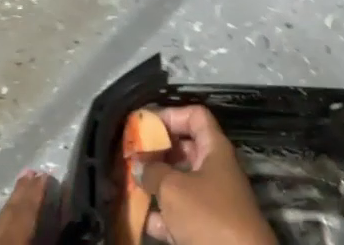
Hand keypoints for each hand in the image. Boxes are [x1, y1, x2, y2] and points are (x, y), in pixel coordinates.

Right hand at [132, 106, 274, 244]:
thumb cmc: (209, 215)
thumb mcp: (174, 189)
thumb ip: (153, 172)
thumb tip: (139, 165)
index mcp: (214, 150)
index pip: (195, 116)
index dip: (170, 115)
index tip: (144, 125)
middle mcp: (214, 170)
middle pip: (183, 150)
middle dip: (156, 153)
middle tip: (131, 156)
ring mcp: (211, 200)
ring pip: (178, 184)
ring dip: (155, 186)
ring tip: (128, 185)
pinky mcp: (206, 228)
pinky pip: (179, 215)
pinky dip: (161, 216)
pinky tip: (139, 218)